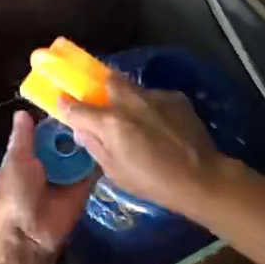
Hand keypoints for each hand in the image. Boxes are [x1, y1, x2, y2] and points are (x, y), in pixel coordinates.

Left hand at [0, 110, 94, 257]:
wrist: (30, 235)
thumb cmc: (16, 194)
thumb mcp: (15, 160)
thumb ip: (22, 137)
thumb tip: (22, 111)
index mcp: (29, 155)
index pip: (45, 132)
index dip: (56, 118)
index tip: (72, 98)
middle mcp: (50, 163)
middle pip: (66, 140)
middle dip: (77, 127)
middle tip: (97, 104)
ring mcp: (68, 175)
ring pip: (81, 152)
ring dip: (91, 139)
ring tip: (108, 117)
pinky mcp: (84, 186)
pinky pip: (94, 169)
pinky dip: (102, 157)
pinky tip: (115, 139)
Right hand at [56, 74, 223, 212]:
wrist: (201, 177)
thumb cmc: (153, 182)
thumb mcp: (116, 172)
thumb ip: (96, 147)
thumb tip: (82, 130)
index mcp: (110, 123)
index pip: (78, 107)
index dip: (68, 104)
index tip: (63, 101)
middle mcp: (129, 102)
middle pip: (107, 81)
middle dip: (101, 88)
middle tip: (103, 102)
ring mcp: (154, 96)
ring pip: (133, 87)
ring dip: (128, 98)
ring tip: (136, 116)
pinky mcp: (175, 97)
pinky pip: (154, 96)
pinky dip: (151, 106)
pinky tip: (160, 124)